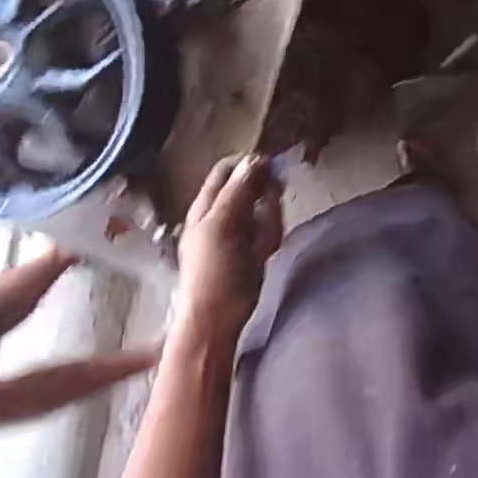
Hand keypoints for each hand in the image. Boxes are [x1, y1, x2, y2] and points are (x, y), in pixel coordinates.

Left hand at [174, 154, 282, 343]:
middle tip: (266, 213)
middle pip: (253, 186)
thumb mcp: (221, 225)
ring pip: (266, 208)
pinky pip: (270, 229)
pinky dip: (270, 237)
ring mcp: (241, 229)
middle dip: (265, 197)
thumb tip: (255, 159)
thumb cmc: (212, 272)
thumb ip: (237, 191)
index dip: (248, 164)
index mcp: (206, 204)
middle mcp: (224, 211)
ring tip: (260, 244)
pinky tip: (263, 252)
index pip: (228, 169)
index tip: (270, 168)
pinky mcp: (255, 247)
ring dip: (269, 221)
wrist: (216, 319)